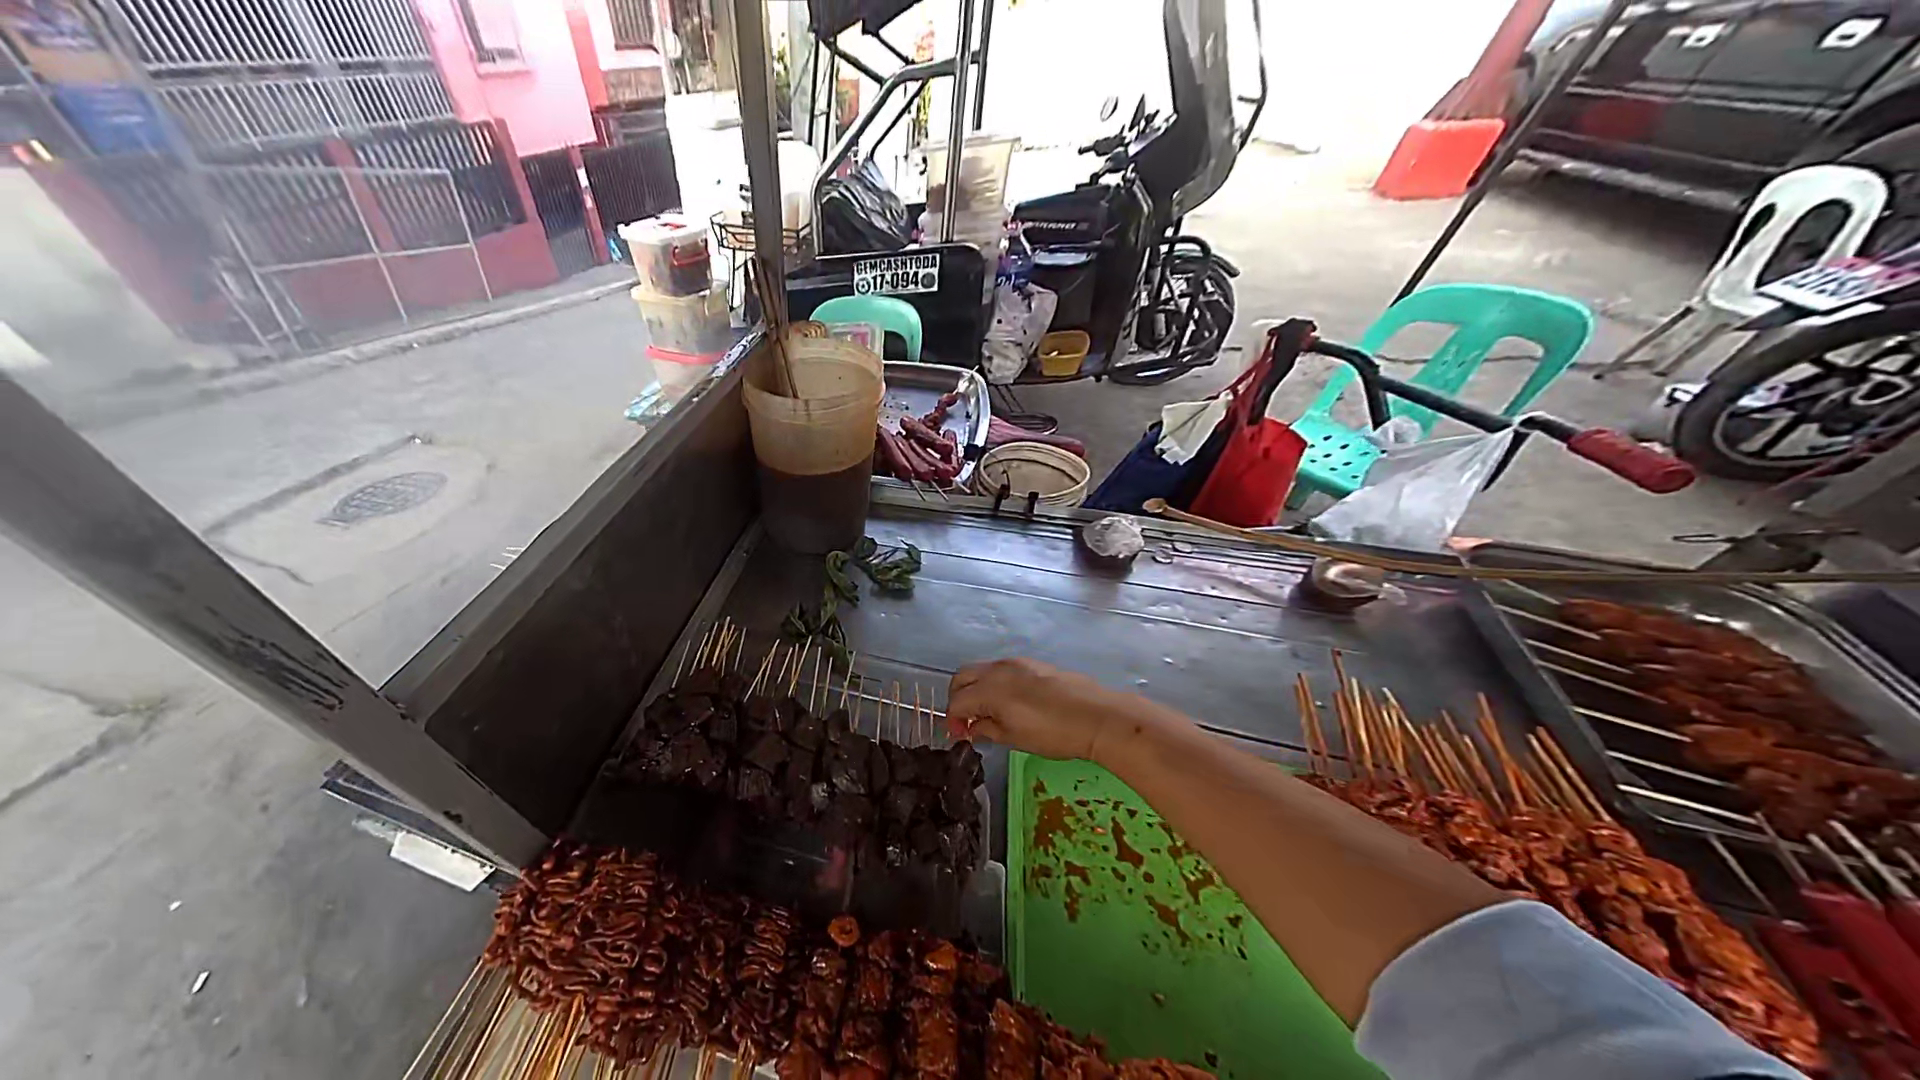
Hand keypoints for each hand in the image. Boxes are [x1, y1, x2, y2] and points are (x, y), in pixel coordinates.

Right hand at [946, 658, 1170, 762]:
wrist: (1096, 716)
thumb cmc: (1054, 733)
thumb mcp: (1014, 738)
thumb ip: (987, 729)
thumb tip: (973, 727)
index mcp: (990, 689)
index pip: (957, 702)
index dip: (953, 721)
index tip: (961, 736)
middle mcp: (998, 669)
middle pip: (962, 678)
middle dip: (958, 699)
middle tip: (966, 722)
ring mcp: (1017, 663)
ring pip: (982, 671)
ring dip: (975, 690)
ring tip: (987, 715)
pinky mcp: (1033, 664)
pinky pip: (1001, 670)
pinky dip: (993, 684)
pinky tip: (1007, 704)